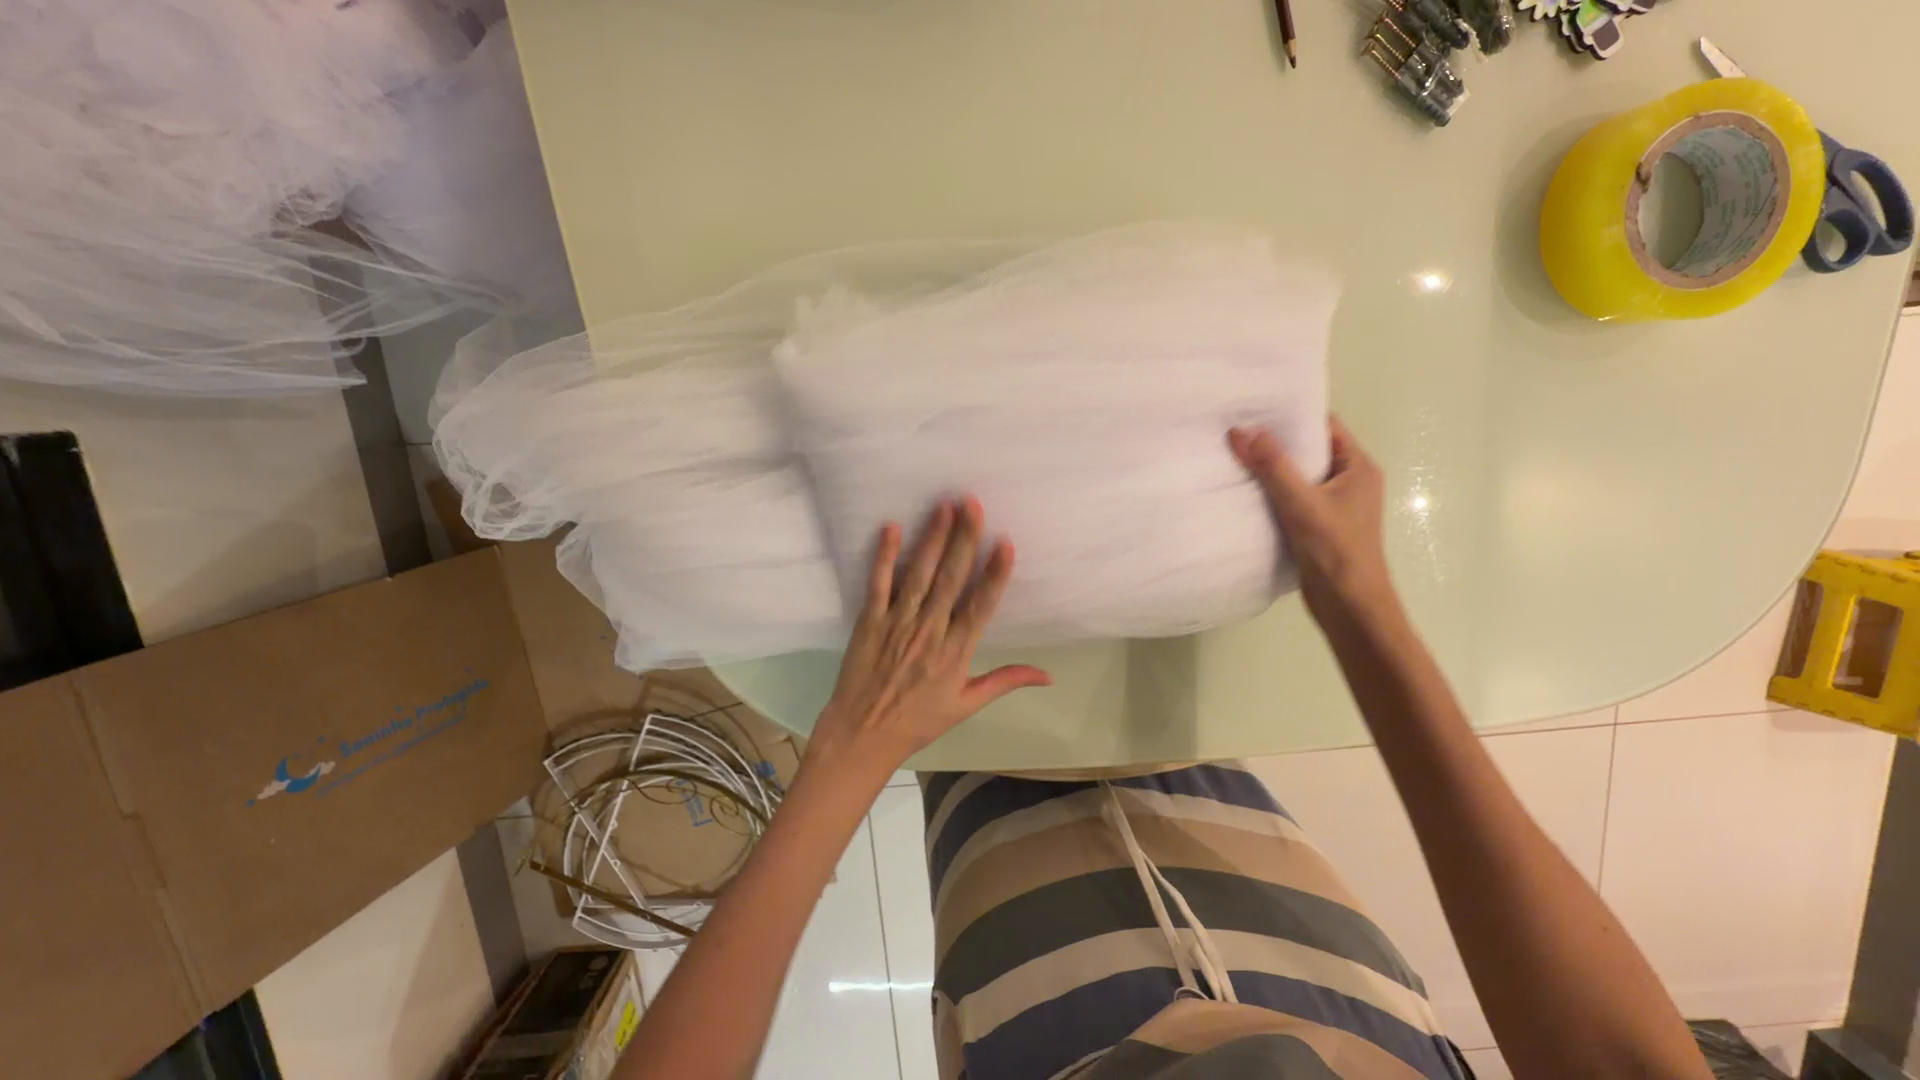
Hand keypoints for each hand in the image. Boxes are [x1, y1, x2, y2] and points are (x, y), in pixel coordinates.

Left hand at [805, 497, 1050, 781]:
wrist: (863, 733)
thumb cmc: (918, 720)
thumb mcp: (966, 704)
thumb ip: (1005, 681)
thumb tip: (1048, 675)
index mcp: (956, 652)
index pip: (980, 606)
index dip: (994, 574)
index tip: (1006, 542)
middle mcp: (929, 631)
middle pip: (950, 579)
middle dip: (964, 539)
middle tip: (973, 503)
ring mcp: (897, 623)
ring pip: (918, 574)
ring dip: (932, 538)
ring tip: (944, 506)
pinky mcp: (870, 620)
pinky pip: (878, 583)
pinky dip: (885, 556)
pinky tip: (893, 528)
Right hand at [1229, 416, 1394, 620]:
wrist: (1350, 607)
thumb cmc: (1335, 551)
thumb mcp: (1302, 503)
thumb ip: (1272, 466)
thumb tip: (1241, 430)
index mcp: (1358, 467)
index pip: (1324, 427)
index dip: (1292, 415)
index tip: (1256, 408)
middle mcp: (1350, 481)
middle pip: (1309, 450)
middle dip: (1275, 442)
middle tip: (1237, 431)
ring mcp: (1336, 506)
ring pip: (1299, 477)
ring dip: (1271, 470)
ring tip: (1234, 457)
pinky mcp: (1320, 527)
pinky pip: (1293, 499)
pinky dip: (1272, 494)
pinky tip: (1244, 493)